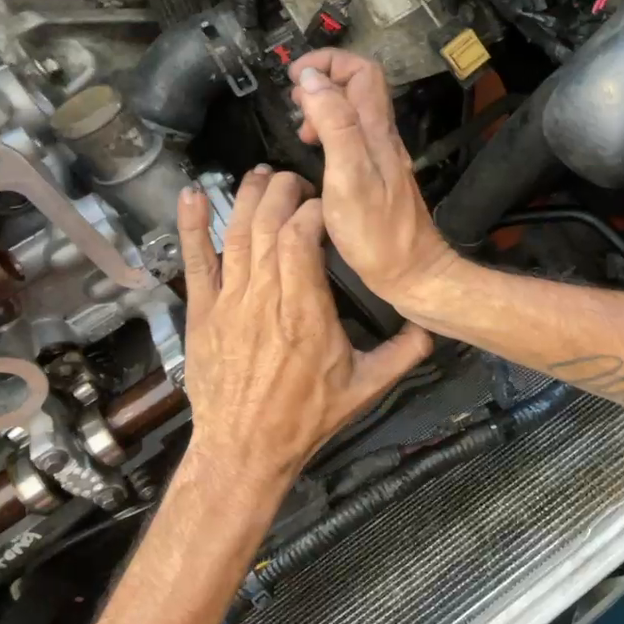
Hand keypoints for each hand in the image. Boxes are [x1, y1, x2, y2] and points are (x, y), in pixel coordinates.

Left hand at [176, 167, 431, 484]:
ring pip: (237, 234)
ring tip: (261, 174)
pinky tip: (190, 195)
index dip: (315, 211)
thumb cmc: (306, 417)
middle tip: (299, 181)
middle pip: (269, 224)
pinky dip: (190, 226)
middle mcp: (265, 297)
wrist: (245, 449)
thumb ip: (402, 354)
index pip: (304, 238)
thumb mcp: (365, 387)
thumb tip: (433, 328)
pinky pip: (195, 261)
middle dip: (284, 192)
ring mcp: (229, 302)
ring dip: (247, 197)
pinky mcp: (202, 312)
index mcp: (306, 310)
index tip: (329, 206)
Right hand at [289, 49, 461, 307]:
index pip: (362, 71)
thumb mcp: (348, 176)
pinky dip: (332, 134)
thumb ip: (334, 125)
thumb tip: (312, 81)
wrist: (411, 273)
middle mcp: (384, 139)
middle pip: (360, 86)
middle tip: (295, 100)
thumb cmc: (378, 235)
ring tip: (301, 128)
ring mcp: (383, 158)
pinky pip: (355, 138)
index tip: (295, 76)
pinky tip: (317, 155)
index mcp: (376, 133)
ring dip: (325, 108)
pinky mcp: (380, 177)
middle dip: (324, 80)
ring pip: (356, 112)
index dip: (328, 62)